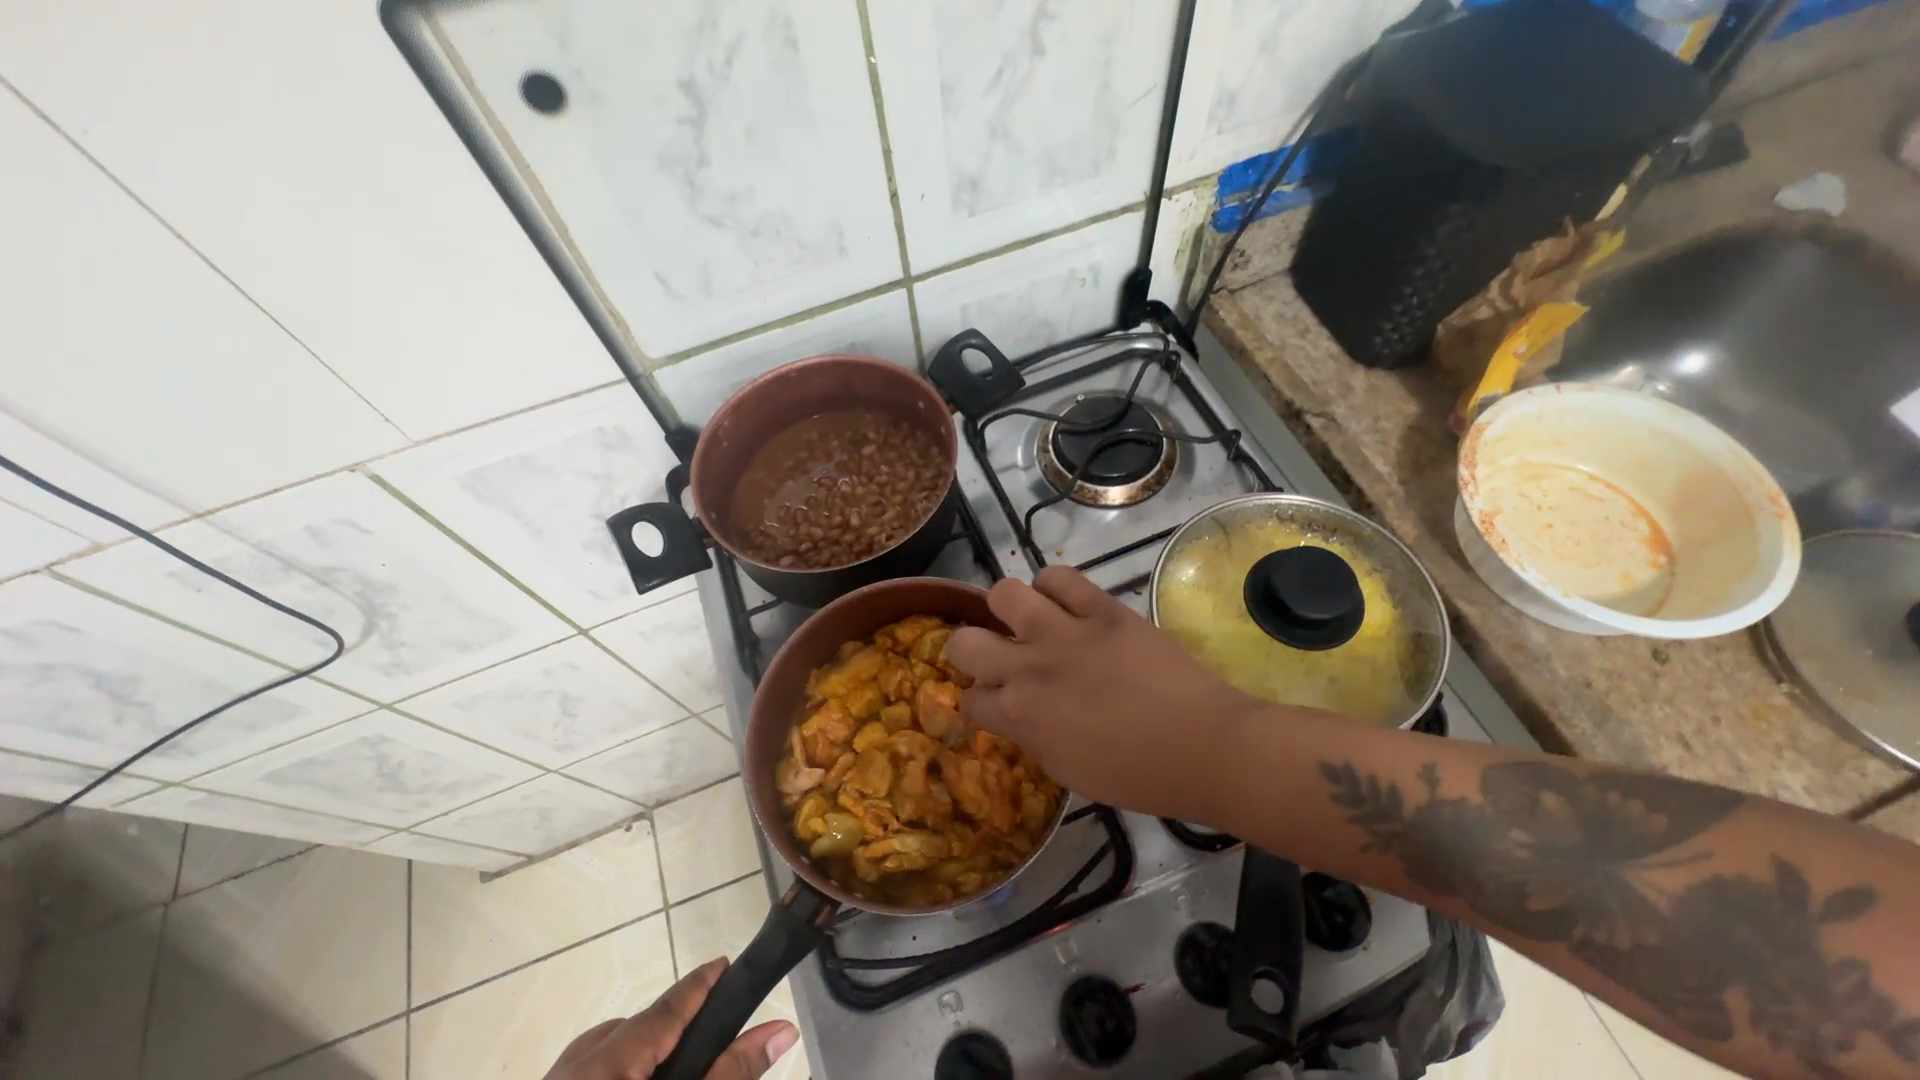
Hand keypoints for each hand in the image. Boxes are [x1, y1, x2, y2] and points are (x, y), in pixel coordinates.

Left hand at [541, 958, 798, 1079]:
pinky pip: (587, 1078)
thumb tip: (780, 1029)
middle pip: (632, 1032)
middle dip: (672, 1030)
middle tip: (712, 1035)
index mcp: (605, 1065)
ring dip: (645, 1060)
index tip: (724, 964)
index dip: (698, 985)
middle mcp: (571, 1072)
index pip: (664, 1008)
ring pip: (606, 1059)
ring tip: (680, 1071)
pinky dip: (620, 1078)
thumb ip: (729, 1073)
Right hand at [945, 567, 1261, 821]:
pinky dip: (1053, 587)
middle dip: (970, 651)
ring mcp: (1066, 632)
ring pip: (1004, 593)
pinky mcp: (1103, 608)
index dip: (980, 702)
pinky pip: (1059, 576)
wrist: (1203, 746)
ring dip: (1008, 610)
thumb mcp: (1067, 770)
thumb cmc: (1136, 775)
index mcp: (1020, 716)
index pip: (969, 699)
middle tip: (999, 658)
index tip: (996, 703)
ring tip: (1030, 622)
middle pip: (964, 641)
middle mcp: (1031, 667)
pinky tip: (1064, 604)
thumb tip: (1019, 714)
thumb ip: (1032, 736)